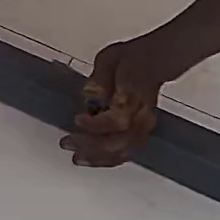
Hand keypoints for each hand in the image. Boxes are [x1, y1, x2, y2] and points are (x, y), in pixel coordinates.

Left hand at [59, 40, 169, 166]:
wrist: (152, 62)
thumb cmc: (130, 60)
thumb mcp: (109, 60)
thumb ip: (100, 79)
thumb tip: (90, 94)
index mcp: (134, 96)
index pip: (118, 120)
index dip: (96, 125)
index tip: (78, 119)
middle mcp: (141, 115)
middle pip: (120, 141)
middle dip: (91, 146)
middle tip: (67, 143)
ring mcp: (144, 126)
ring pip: (124, 151)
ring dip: (99, 158)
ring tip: (78, 157)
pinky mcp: (141, 133)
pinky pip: (126, 152)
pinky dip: (108, 159)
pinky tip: (93, 159)